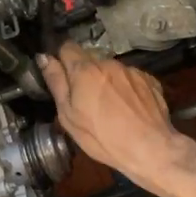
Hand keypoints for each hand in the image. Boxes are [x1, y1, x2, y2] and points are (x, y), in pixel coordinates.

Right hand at [39, 42, 195, 187]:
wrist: (150, 148)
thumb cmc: (102, 137)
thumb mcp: (69, 116)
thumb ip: (56, 83)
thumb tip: (44, 57)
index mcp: (85, 70)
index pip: (67, 47)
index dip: (62, 60)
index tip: (63, 77)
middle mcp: (109, 63)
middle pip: (90, 59)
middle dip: (85, 74)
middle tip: (86, 101)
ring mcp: (131, 70)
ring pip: (111, 69)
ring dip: (106, 81)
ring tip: (110, 108)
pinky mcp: (150, 80)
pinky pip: (130, 78)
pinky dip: (126, 88)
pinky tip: (129, 109)